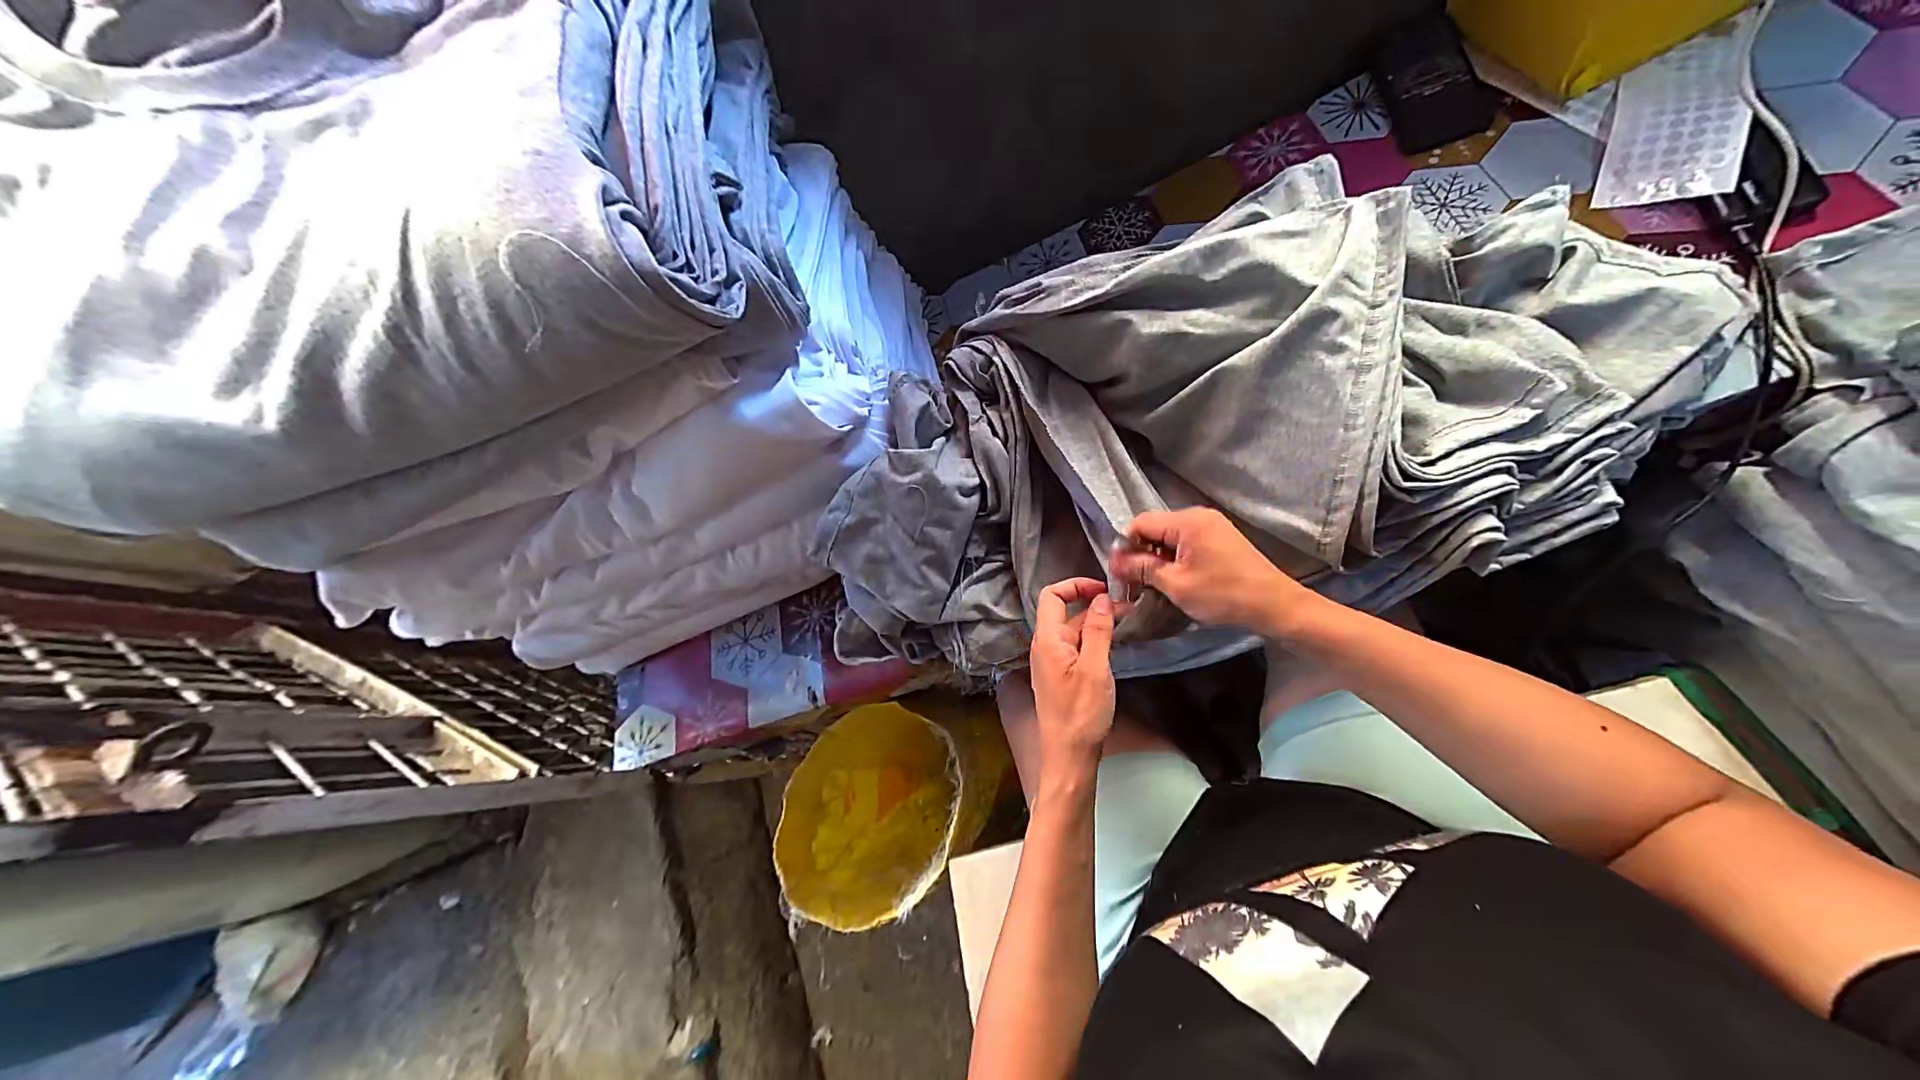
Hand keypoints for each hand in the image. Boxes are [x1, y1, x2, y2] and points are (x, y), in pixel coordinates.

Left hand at [1028, 577, 1115, 777]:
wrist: (1069, 755)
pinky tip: (1112, 645)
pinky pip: (1075, 647)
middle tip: (1125, 607)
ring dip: (1095, 623)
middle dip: (1092, 604)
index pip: (1052, 595)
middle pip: (1064, 612)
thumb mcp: (1095, 668)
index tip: (1104, 588)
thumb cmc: (1081, 714)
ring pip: (1072, 630)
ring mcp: (1051, 662)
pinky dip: (1092, 640)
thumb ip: (1097, 630)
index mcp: (1047, 640)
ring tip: (1124, 623)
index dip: (1076, 585)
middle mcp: (1044, 647)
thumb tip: (1101, 598)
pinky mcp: (1060, 675)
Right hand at [1110, 508, 1321, 637]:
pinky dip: (1174, 559)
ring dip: (1157, 559)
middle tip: (1132, 583)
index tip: (1120, 572)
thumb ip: (1142, 568)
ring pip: (1169, 537)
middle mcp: (1199, 516)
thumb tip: (1115, 559)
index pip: (1140, 523)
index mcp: (1187, 521)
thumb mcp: (1175, 584)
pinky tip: (1173, 580)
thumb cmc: (1222, 595)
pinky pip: (1186, 542)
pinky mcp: (1220, 539)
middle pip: (1155, 529)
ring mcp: (1212, 526)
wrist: (1274, 605)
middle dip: (1140, 554)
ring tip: (1151, 585)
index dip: (1125, 546)